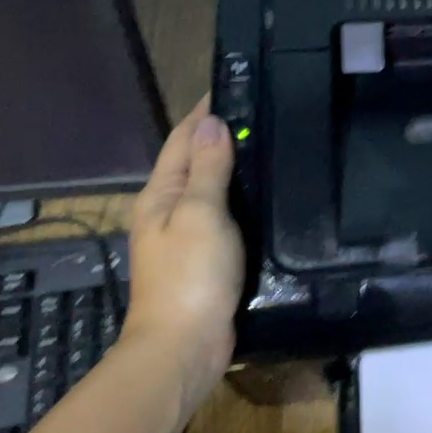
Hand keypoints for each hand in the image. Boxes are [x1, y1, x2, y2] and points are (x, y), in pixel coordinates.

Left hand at [121, 95, 245, 424]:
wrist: (183, 347)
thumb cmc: (190, 275)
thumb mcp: (201, 213)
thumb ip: (208, 168)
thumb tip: (212, 123)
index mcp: (160, 195)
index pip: (182, 140)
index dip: (204, 113)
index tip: (235, 85)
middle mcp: (168, 211)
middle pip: (195, 162)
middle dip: (222, 135)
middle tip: (265, 112)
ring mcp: (186, 238)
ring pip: (211, 189)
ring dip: (233, 166)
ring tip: (271, 144)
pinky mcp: (205, 259)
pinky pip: (224, 215)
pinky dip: (241, 198)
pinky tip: (266, 195)